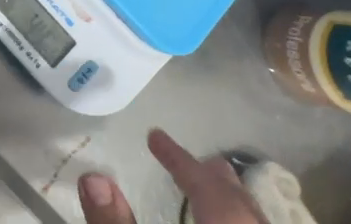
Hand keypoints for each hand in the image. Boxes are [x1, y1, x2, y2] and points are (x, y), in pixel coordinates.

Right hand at [79, 130, 265, 223]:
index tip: (155, 135)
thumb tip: (93, 177)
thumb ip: (113, 223)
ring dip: (236, 202)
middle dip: (220, 182)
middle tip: (203, 158)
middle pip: (245, 211)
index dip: (181, 161)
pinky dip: (241, 219)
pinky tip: (225, 217)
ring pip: (257, 223)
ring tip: (220, 183)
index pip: (209, 192)